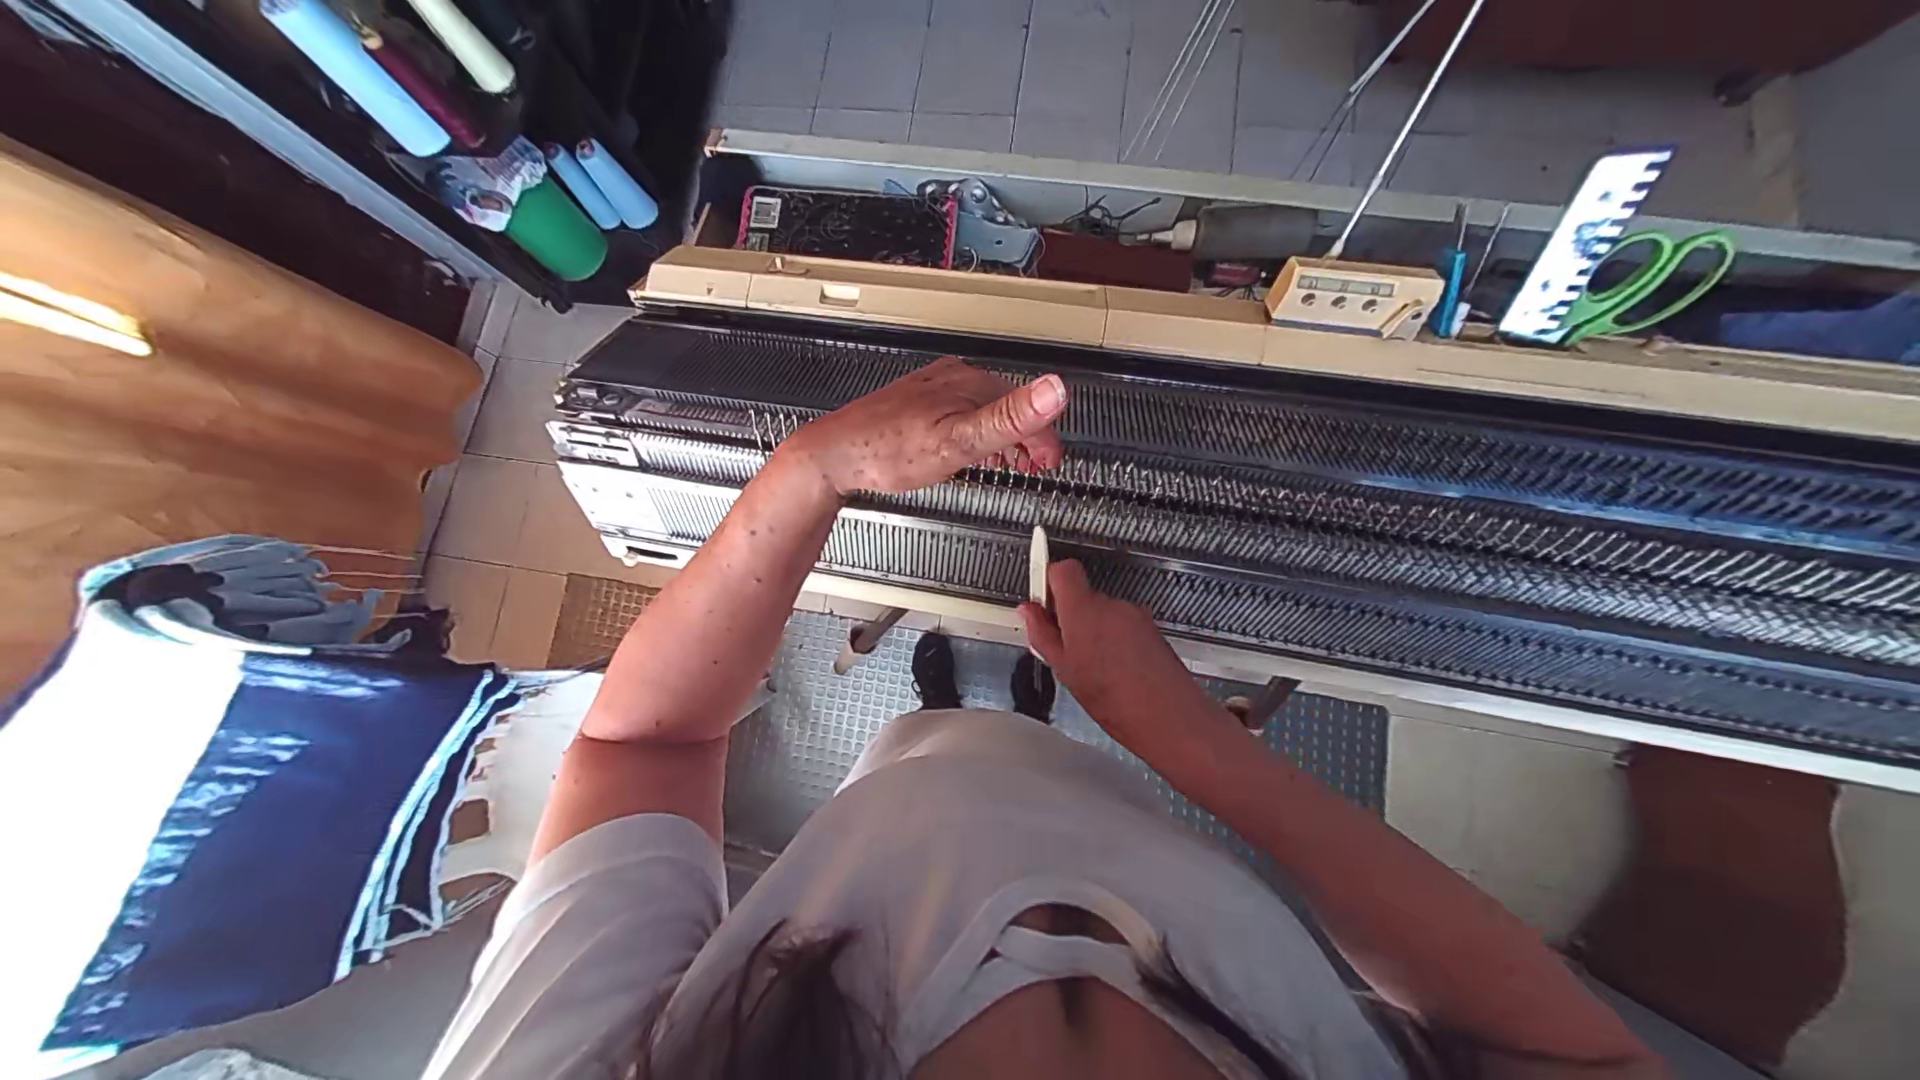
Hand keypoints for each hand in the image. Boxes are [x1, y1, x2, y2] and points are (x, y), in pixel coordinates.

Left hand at [781, 357, 1067, 495]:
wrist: (836, 454)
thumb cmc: (888, 450)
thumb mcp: (958, 441)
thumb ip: (1010, 419)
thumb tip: (1054, 390)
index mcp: (970, 385)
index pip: (1026, 406)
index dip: (1045, 439)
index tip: (1050, 463)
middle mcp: (953, 380)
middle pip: (1008, 406)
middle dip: (1027, 438)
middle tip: (1036, 465)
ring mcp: (934, 390)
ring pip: (984, 410)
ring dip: (1004, 436)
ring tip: (1011, 461)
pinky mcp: (919, 403)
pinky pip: (961, 414)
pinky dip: (977, 433)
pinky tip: (971, 448)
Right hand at [1020, 560, 1243, 765]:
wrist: (1167, 716)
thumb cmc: (1117, 699)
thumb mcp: (1064, 669)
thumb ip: (1042, 633)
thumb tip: (1029, 612)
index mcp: (1083, 610)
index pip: (1063, 570)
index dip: (1049, 581)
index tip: (1042, 601)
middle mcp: (1110, 605)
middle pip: (1082, 593)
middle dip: (1070, 615)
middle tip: (1065, 645)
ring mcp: (1133, 614)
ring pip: (1102, 611)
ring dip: (1093, 629)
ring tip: (1092, 665)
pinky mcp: (1149, 626)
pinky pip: (1121, 623)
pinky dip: (1113, 638)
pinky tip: (1113, 668)